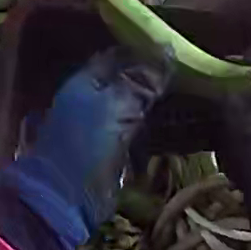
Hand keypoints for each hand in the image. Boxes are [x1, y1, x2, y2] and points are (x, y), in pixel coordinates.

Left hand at [0, 49, 170, 249]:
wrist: (63, 200)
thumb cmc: (86, 146)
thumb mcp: (117, 107)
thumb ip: (142, 80)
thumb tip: (168, 49)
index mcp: (85, 81)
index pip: (118, 55)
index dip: (144, 50)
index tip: (175, 49)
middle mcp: (89, 99)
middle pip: (124, 79)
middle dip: (152, 75)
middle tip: (187, 72)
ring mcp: (96, 126)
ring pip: (130, 103)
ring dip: (152, 100)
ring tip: (186, 94)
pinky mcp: (106, 151)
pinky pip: (132, 129)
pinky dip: (149, 125)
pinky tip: (171, 124)